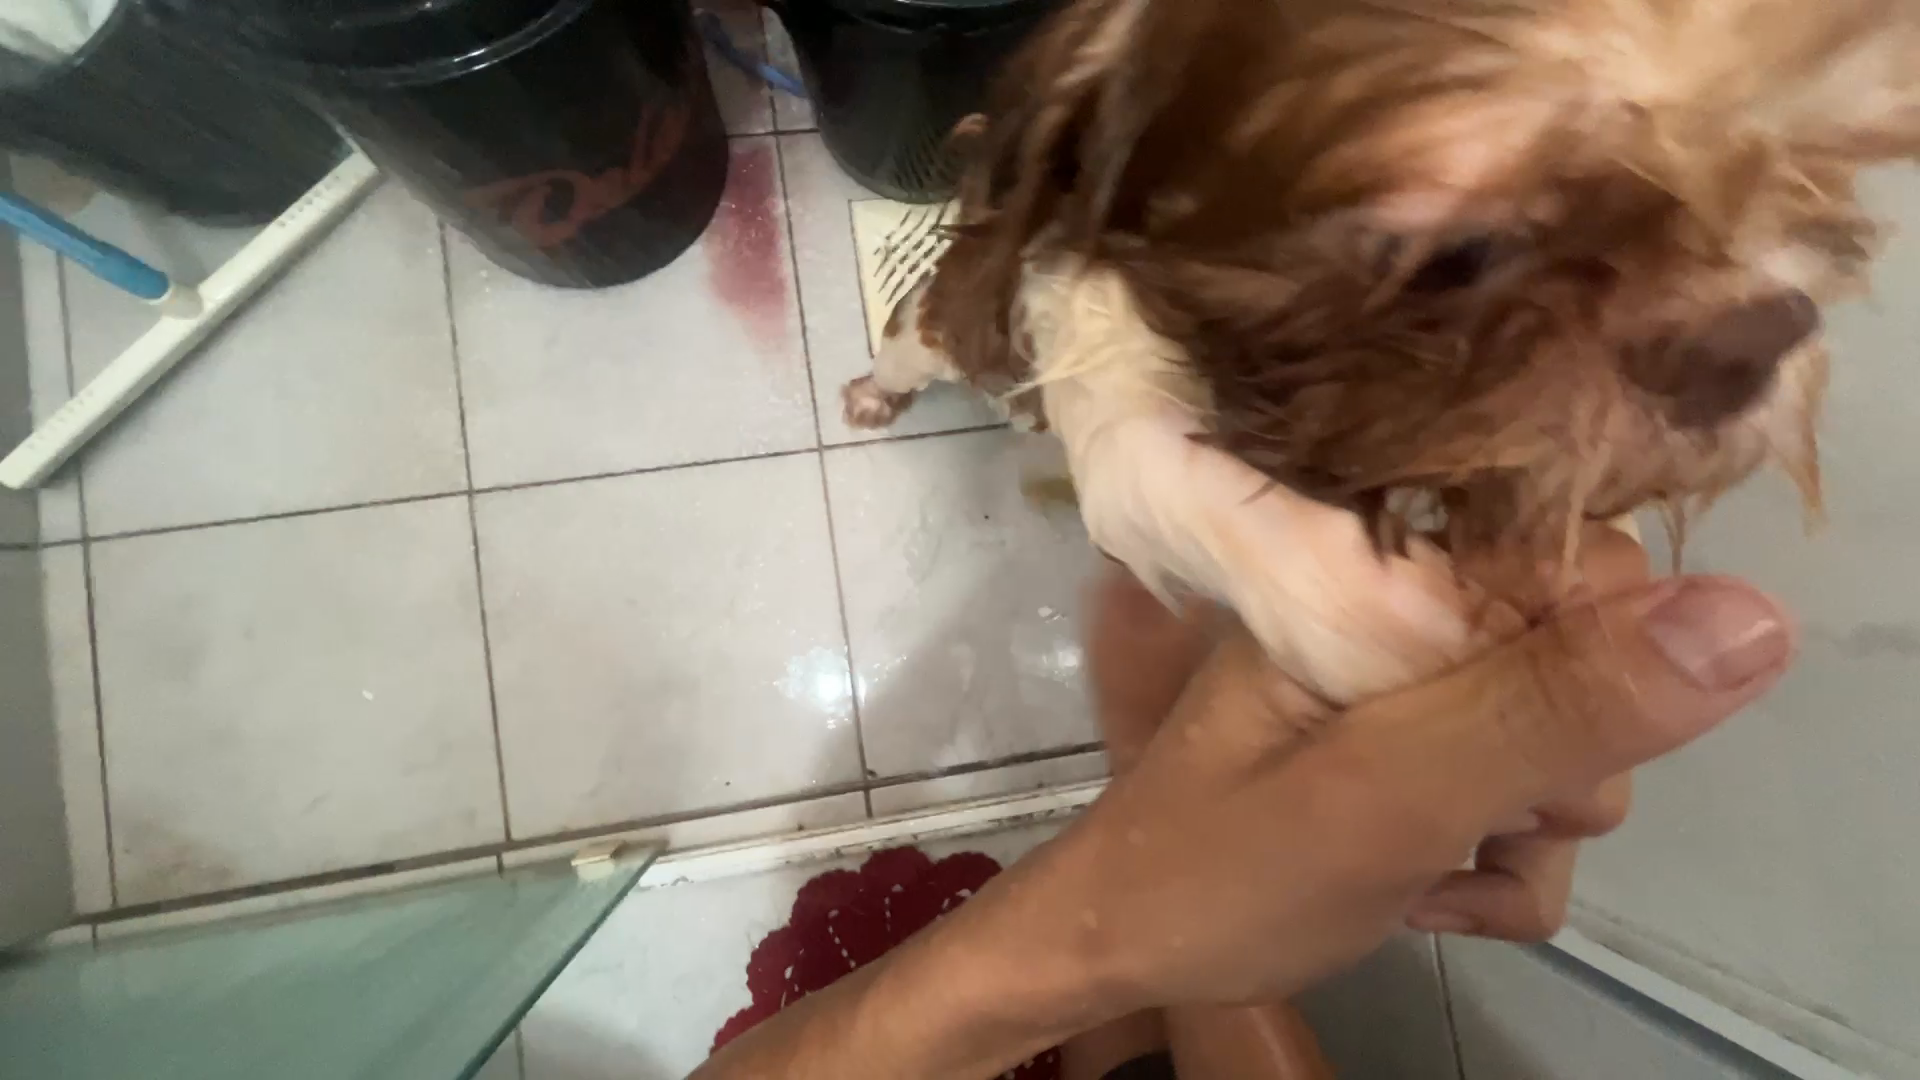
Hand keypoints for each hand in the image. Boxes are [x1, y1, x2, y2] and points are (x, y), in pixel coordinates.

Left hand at [1003, 560, 1793, 1010]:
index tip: (1545, 739)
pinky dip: (1493, 867)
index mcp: (1362, 593)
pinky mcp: (1405, 766)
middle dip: (1558, 765)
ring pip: (1559, 749)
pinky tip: (1424, 892)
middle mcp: (1384, 632)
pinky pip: (1518, 813)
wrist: (1141, 938)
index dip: (1598, 649)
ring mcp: (1397, 703)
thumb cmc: (1229, 863)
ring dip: (1523, 829)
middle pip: (1578, 664)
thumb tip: (1747, 615)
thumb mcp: (1390, 789)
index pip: (1560, 559)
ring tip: (1425, 859)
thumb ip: (1544, 707)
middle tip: (1470, 812)